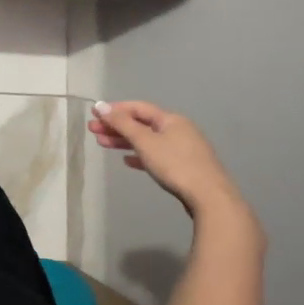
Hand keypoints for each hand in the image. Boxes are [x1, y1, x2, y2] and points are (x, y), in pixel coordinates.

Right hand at [89, 100, 247, 219]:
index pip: (138, 107)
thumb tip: (101, 106)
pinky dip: (140, 155)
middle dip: (116, 126)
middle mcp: (179, 130)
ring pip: (148, 140)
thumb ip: (122, 123)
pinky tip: (128, 161)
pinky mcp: (185, 167)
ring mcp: (183, 149)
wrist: (210, 197)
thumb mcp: (144, 141)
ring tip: (103, 144)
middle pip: (141, 124)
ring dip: (124, 141)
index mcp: (171, 120)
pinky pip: (157, 155)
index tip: (94, 114)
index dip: (115, 109)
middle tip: (93, 130)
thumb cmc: (175, 164)